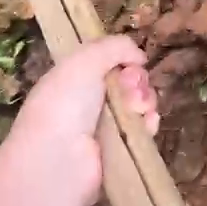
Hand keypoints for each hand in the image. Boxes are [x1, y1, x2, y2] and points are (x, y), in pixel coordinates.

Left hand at [0, 34, 160, 205]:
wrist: (57, 159)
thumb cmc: (65, 103)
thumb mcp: (85, 60)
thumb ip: (116, 46)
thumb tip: (139, 57)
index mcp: (75, 80)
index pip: (111, 62)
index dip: (125, 59)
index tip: (129, 64)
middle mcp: (89, 102)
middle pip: (129, 80)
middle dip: (137, 79)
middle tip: (130, 87)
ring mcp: (105, 127)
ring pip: (140, 102)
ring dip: (145, 99)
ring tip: (136, 107)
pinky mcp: (119, 150)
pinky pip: (143, 128)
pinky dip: (148, 122)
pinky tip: (145, 122)